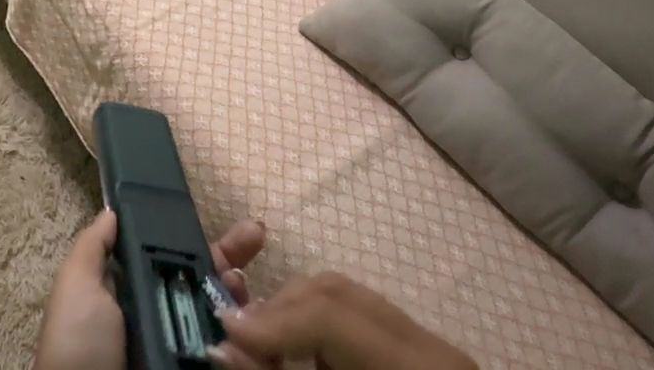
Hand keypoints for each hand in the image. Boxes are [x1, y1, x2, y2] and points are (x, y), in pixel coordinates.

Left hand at [33, 210, 266, 369]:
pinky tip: (255, 328)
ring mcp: (188, 354)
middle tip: (255, 242)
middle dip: (235, 267)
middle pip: (211, 289)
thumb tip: (112, 210)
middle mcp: (167, 320)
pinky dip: (249, 345)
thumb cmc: (79, 342)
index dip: (207, 247)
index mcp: (138, 294)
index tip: (236, 233)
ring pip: (230, 324)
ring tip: (245, 290)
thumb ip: (94, 247)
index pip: (180, 262)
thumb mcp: (78, 286)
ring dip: (243, 302)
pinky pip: (234, 359)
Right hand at [211, 272, 476, 369]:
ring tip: (266, 350)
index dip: (270, 320)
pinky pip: (358, 317)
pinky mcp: (422, 351)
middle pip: (332, 290)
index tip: (223, 333)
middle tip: (238, 341)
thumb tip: (223, 349)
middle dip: (275, 310)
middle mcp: (430, 344)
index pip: (330, 313)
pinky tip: (303, 357)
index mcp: (418, 367)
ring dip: (294, 316)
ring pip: (343, 296)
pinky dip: (319, 331)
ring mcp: (430, 343)